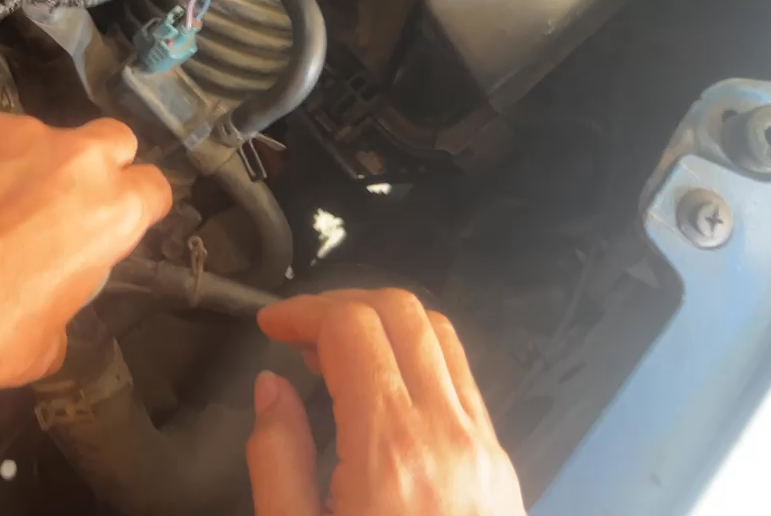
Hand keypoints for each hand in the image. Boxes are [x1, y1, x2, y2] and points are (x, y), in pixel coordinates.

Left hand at [0, 113, 170, 393]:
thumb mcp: (50, 338)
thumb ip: (70, 291)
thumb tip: (51, 285)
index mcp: (112, 210)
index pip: (153, 187)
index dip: (134, 206)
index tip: (111, 222)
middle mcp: (73, 157)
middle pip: (111, 139)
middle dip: (97, 165)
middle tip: (61, 200)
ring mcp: (16, 131)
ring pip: (39, 136)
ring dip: (25, 162)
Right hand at [248, 290, 524, 515]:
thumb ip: (277, 454)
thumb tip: (273, 385)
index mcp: (394, 448)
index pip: (354, 324)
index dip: (301, 310)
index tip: (268, 328)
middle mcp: (451, 434)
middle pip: (403, 311)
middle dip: (339, 304)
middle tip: (298, 338)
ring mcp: (488, 449)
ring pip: (439, 335)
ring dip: (377, 325)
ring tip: (333, 360)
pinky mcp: (502, 468)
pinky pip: (456, 376)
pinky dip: (408, 357)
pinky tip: (372, 394)